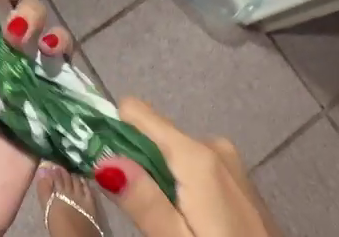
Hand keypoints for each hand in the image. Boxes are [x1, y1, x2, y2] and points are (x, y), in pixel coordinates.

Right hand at [91, 98, 281, 236]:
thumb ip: (144, 200)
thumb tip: (103, 157)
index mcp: (197, 154)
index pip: (136, 112)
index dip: (112, 134)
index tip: (99, 166)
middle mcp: (213, 145)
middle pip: (154, 138)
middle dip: (138, 169)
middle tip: (140, 216)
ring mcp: (231, 163)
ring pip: (174, 157)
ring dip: (161, 184)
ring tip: (168, 227)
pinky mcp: (239, 181)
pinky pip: (196, 170)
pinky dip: (183, 190)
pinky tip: (192, 226)